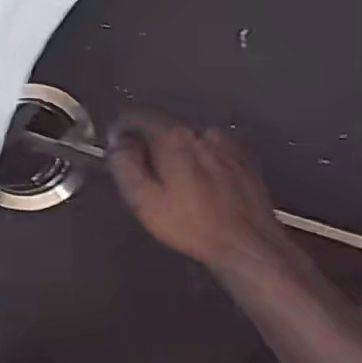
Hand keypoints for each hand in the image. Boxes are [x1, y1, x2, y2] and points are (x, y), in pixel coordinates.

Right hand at [106, 113, 292, 269]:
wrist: (245, 246)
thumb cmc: (197, 226)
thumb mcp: (142, 199)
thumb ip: (123, 166)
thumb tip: (117, 149)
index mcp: (173, 140)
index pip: (138, 117)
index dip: (121, 130)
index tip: (116, 142)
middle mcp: (202, 137)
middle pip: (164, 130)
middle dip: (148, 147)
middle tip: (141, 174)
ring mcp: (226, 150)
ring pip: (189, 143)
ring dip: (175, 157)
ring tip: (171, 188)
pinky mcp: (243, 165)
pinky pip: (211, 156)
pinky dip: (199, 166)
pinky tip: (196, 191)